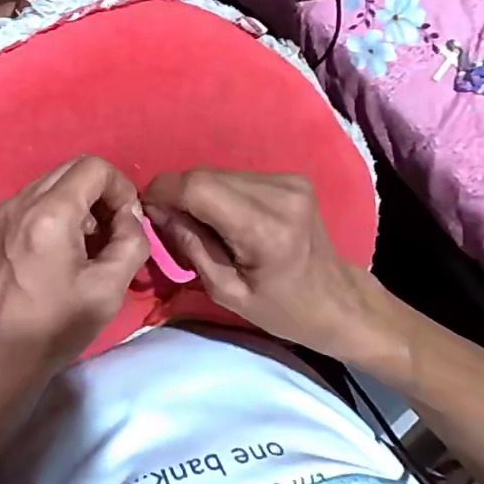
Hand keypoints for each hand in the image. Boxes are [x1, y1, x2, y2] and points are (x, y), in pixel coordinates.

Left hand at [0, 156, 150, 399]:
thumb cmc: (54, 326)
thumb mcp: (109, 288)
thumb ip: (132, 242)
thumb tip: (130, 219)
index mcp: (50, 212)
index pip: (95, 167)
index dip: (122, 189)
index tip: (129, 224)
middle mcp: (22, 201)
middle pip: (73, 170)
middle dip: (103, 194)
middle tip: (115, 233)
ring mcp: (4, 213)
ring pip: (54, 184)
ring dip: (82, 204)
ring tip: (92, 246)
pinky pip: (37, 202)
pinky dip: (60, 213)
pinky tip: (65, 251)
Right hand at [144, 170, 395, 365]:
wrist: (337, 300)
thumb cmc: (282, 309)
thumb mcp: (227, 291)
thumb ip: (190, 246)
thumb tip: (157, 211)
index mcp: (265, 229)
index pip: (198, 188)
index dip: (163, 192)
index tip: (146, 210)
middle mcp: (280, 193)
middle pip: (205, 176)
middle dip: (177, 195)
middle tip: (167, 223)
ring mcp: (289, 180)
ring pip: (218, 173)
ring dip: (198, 194)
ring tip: (197, 225)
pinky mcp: (292, 177)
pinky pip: (236, 177)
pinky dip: (219, 194)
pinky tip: (223, 219)